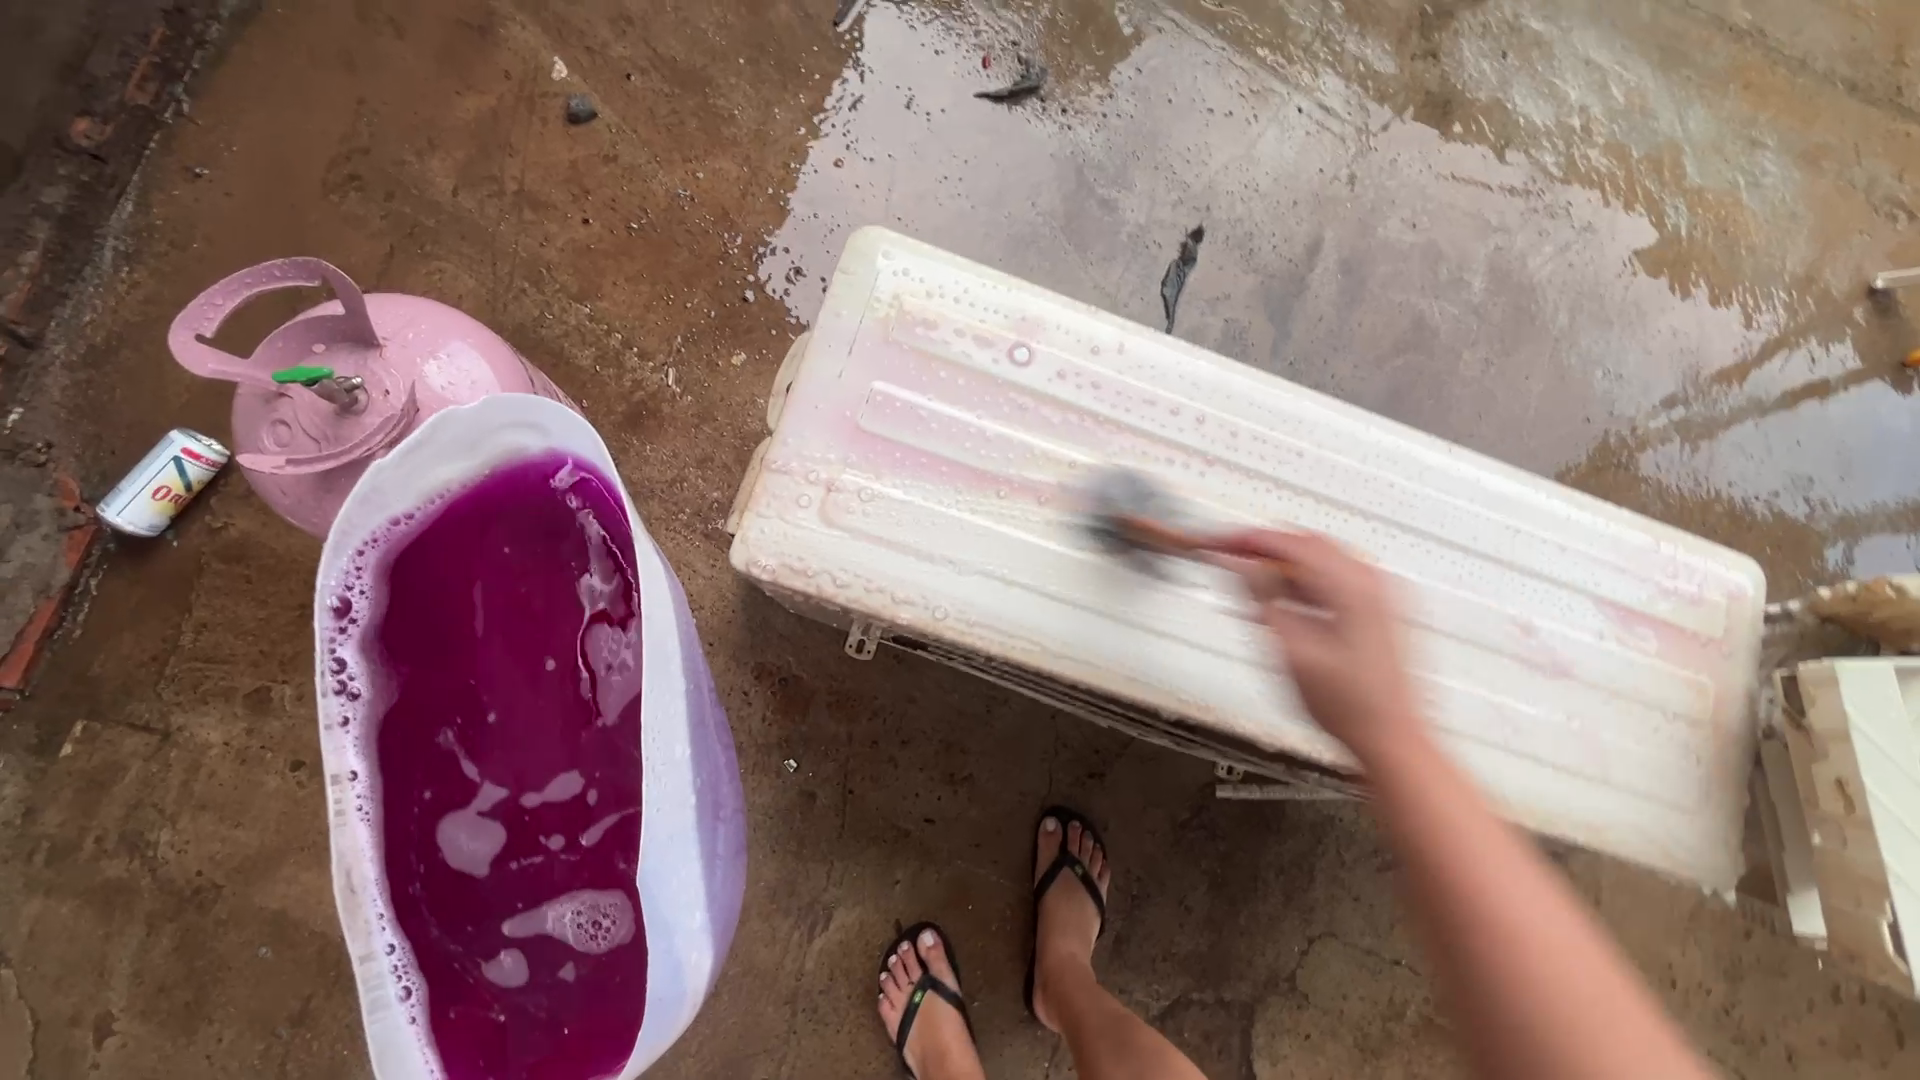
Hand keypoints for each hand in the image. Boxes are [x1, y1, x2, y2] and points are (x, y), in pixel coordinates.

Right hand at [1202, 530, 1423, 762]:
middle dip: (1262, 549)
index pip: (1289, 543)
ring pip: (1319, 562)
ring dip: (1280, 568)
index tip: (1217, 543)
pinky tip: (1277, 603)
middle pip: (1306, 545)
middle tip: (1225, 555)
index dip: (1246, 540)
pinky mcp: (1379, 612)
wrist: (1391, 739)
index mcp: (1352, 586)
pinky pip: (1332, 581)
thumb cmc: (1350, 706)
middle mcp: (1372, 583)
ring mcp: (1381, 597)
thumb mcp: (1291, 649)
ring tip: (1245, 583)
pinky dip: (1301, 585)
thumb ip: (1262, 598)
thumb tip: (1239, 564)